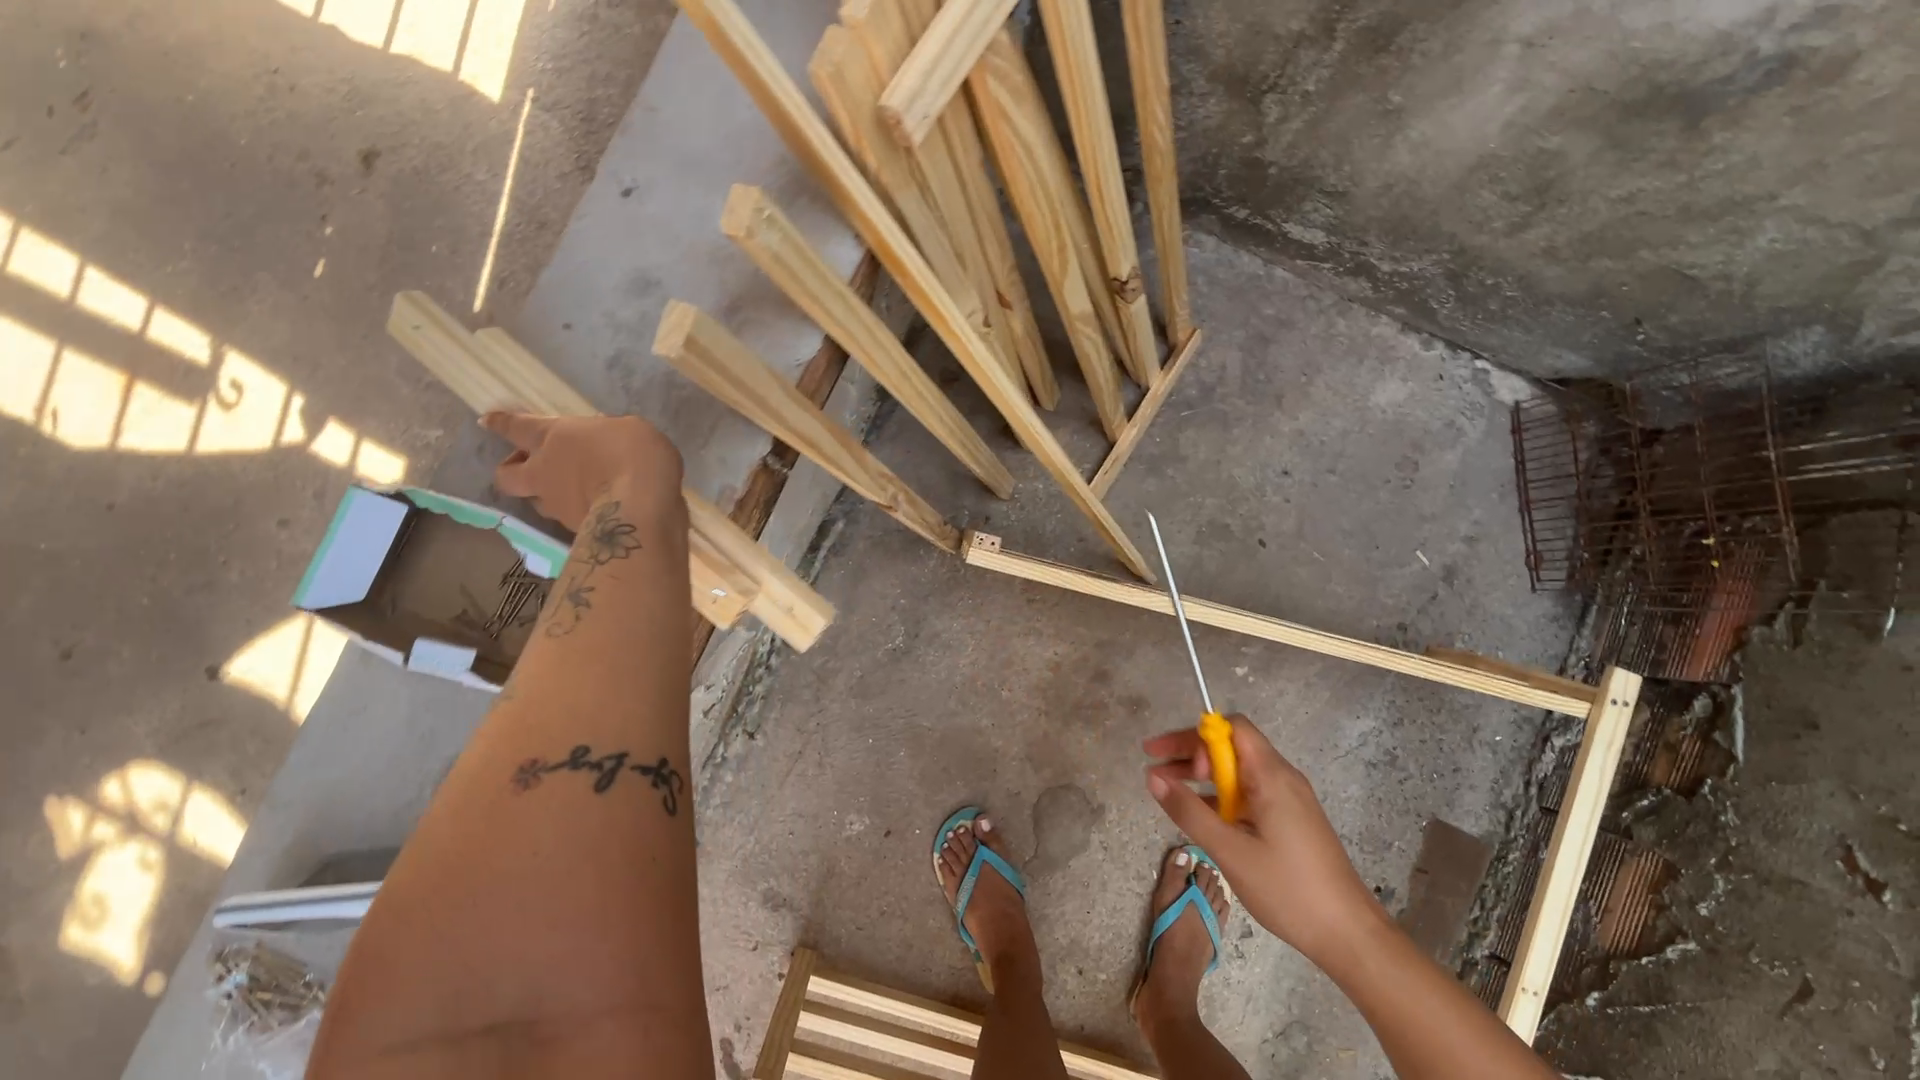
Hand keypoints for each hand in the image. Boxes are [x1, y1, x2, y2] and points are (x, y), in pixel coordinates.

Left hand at [481, 412, 683, 532]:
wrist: (640, 508)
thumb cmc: (633, 455)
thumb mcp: (625, 429)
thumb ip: (605, 437)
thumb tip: (602, 444)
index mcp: (552, 437)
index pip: (516, 426)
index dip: (500, 423)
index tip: (486, 421)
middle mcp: (543, 472)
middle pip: (506, 475)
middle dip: (509, 470)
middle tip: (528, 469)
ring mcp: (556, 506)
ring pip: (536, 502)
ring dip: (545, 497)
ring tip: (567, 496)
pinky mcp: (573, 532)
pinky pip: (568, 520)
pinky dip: (577, 515)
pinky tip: (597, 514)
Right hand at [1144, 716, 1377, 962]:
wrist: (1347, 932)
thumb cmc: (1288, 888)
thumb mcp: (1230, 851)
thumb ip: (1189, 811)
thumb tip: (1153, 777)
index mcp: (1272, 776)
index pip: (1232, 728)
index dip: (1196, 737)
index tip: (1171, 760)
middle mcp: (1282, 779)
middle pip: (1231, 747)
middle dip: (1190, 753)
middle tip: (1153, 766)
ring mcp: (1288, 800)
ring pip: (1238, 773)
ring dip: (1202, 777)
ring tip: (1166, 790)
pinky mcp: (1289, 821)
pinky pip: (1249, 795)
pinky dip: (1220, 798)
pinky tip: (1200, 817)